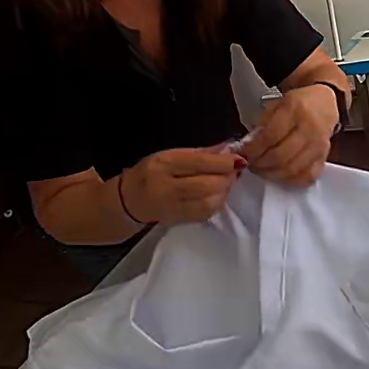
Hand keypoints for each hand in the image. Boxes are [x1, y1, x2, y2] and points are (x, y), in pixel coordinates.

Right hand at [119, 149, 243, 225]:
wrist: (129, 200)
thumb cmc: (152, 172)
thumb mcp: (170, 155)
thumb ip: (200, 153)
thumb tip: (228, 148)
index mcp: (164, 164)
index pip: (200, 163)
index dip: (224, 163)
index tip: (239, 160)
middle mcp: (166, 187)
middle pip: (206, 185)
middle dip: (227, 178)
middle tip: (234, 172)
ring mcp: (171, 207)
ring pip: (208, 202)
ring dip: (225, 192)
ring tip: (227, 183)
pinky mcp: (178, 220)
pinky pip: (205, 214)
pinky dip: (217, 204)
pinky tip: (218, 195)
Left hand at [244, 84, 338, 186]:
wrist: (324, 104)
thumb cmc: (297, 104)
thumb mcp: (276, 105)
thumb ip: (262, 125)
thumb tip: (248, 148)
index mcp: (295, 110)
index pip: (271, 136)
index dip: (254, 149)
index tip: (243, 154)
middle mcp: (310, 128)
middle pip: (281, 155)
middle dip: (260, 164)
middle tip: (250, 164)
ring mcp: (319, 145)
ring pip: (292, 169)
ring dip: (272, 174)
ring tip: (261, 170)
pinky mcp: (324, 157)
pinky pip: (307, 176)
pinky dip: (291, 180)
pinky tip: (280, 175)